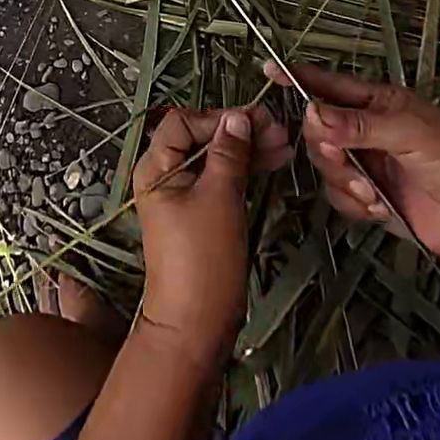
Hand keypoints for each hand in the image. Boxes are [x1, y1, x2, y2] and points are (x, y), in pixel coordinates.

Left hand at [132, 106, 290, 361]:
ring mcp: (180, 194)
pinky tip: (271, 163)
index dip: (217, 118)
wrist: (196, 322)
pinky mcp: (197, 212)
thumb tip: (238, 117)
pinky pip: (218, 179)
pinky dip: (242, 170)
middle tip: (278, 130)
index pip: (181, 122)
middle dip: (237, 132)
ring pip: (212, 159)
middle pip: (198, 138)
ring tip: (284, 144)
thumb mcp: (220, 198)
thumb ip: (228, 154)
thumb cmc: (204, 256)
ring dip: (245, 150)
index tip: (255, 120)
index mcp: (154, 165)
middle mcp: (162, 174)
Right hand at [265, 63, 439, 273]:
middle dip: (324, 146)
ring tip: (368, 191)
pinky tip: (376, 207)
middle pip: (317, 127)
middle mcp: (368, 130)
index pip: (330, 84)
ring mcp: (368, 163)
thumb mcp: (413, 135)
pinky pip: (336, 194)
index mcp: (380, 103)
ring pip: (322, 162)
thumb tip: (312, 114)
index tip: (269, 70)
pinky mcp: (369, 196)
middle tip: (340, 156)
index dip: (298, 77)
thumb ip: (359, 124)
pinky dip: (351, 202)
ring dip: (340, 178)